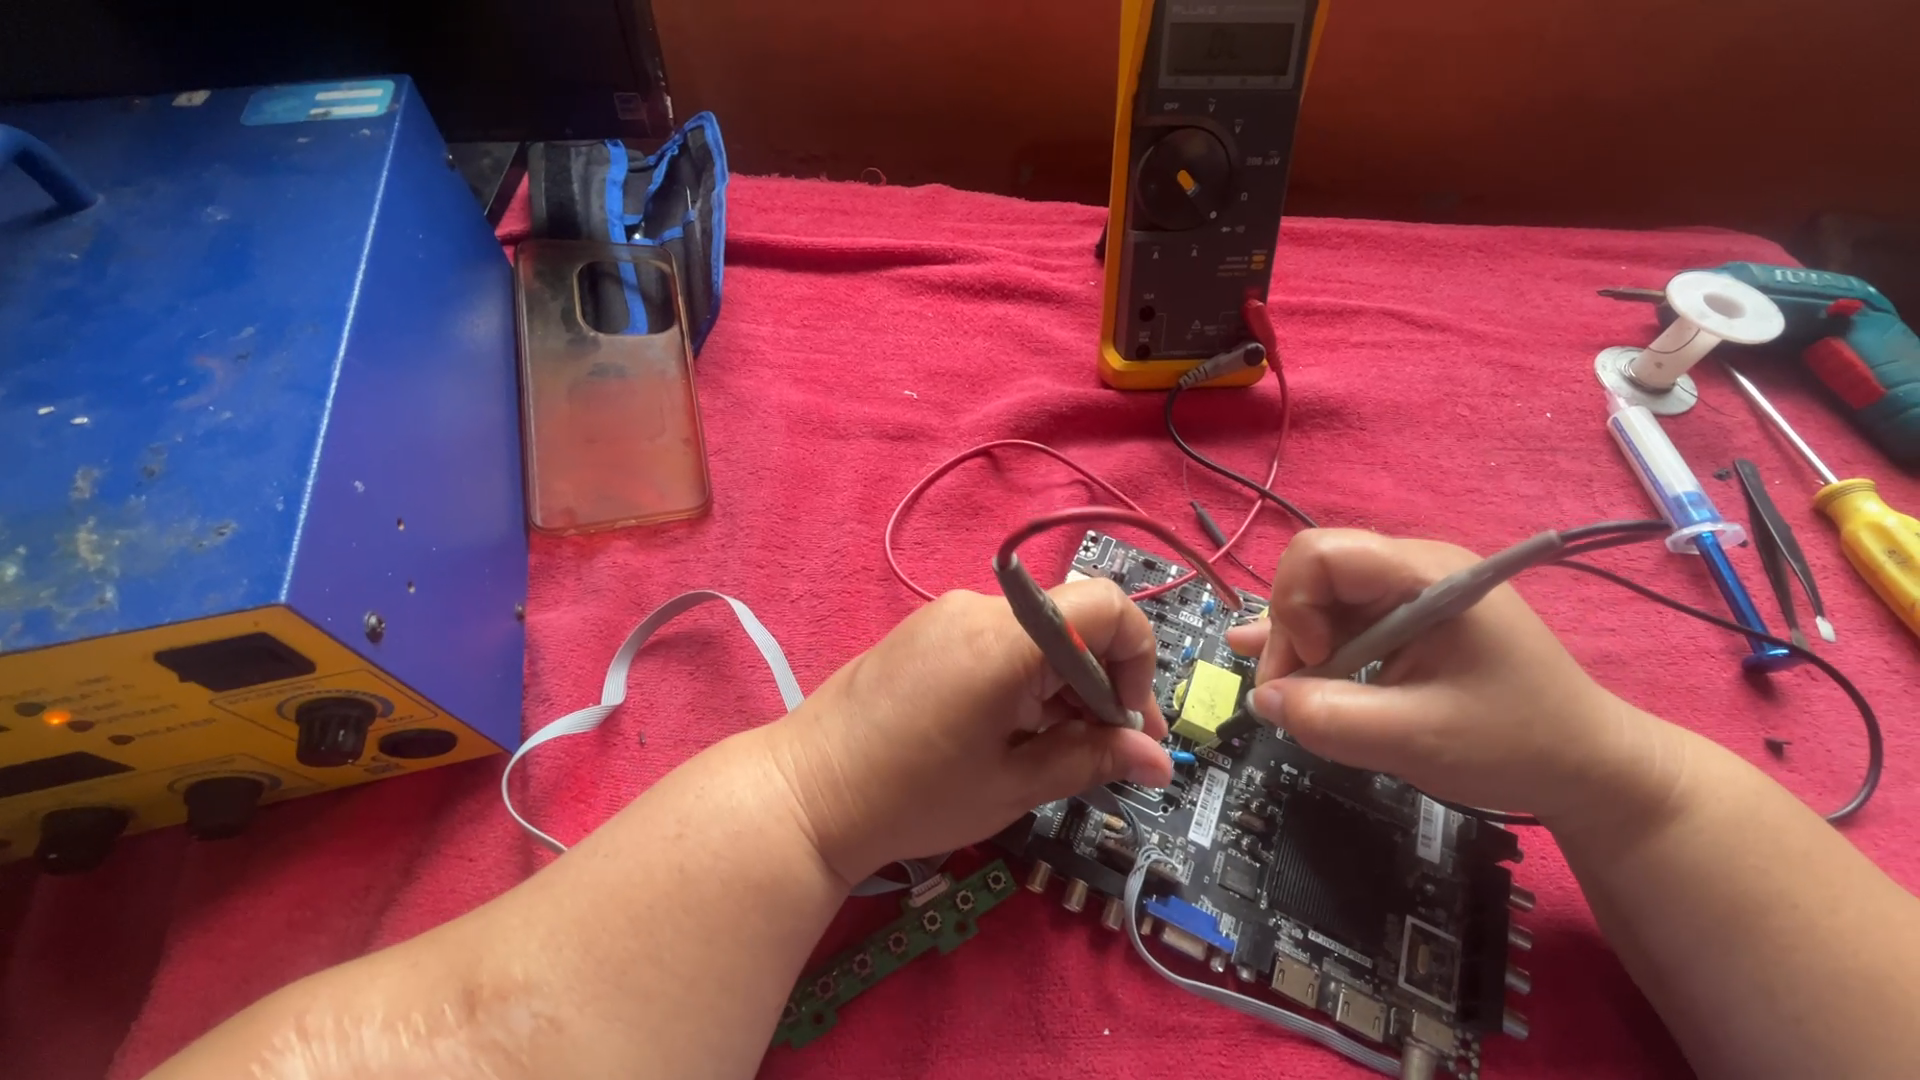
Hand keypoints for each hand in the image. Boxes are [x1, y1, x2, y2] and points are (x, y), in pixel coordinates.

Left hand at [764, 580, 1172, 885]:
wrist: (805, 791)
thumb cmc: (912, 796)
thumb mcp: (1013, 785)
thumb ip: (1092, 759)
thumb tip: (1160, 759)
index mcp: (1006, 639)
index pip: (1107, 607)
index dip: (1137, 660)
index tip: (1129, 725)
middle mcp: (979, 608)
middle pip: (1074, 622)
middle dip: (1102, 683)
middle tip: (1105, 750)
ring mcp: (947, 614)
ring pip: (1037, 633)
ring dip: (1063, 683)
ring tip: (1052, 749)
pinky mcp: (926, 630)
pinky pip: (999, 639)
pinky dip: (1025, 676)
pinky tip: (1009, 728)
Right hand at [1224, 529, 1675, 824]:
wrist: (1589, 768)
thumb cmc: (1514, 744)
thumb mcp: (1416, 738)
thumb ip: (1330, 718)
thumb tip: (1262, 699)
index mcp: (1426, 577)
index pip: (1321, 553)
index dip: (1296, 604)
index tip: (1319, 664)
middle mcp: (1411, 572)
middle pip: (1313, 577)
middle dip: (1291, 633)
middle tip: (1295, 695)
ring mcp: (1407, 595)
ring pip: (1319, 602)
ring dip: (1297, 648)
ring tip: (1286, 695)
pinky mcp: (1404, 623)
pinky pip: (1340, 623)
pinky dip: (1309, 647)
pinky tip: (1269, 660)